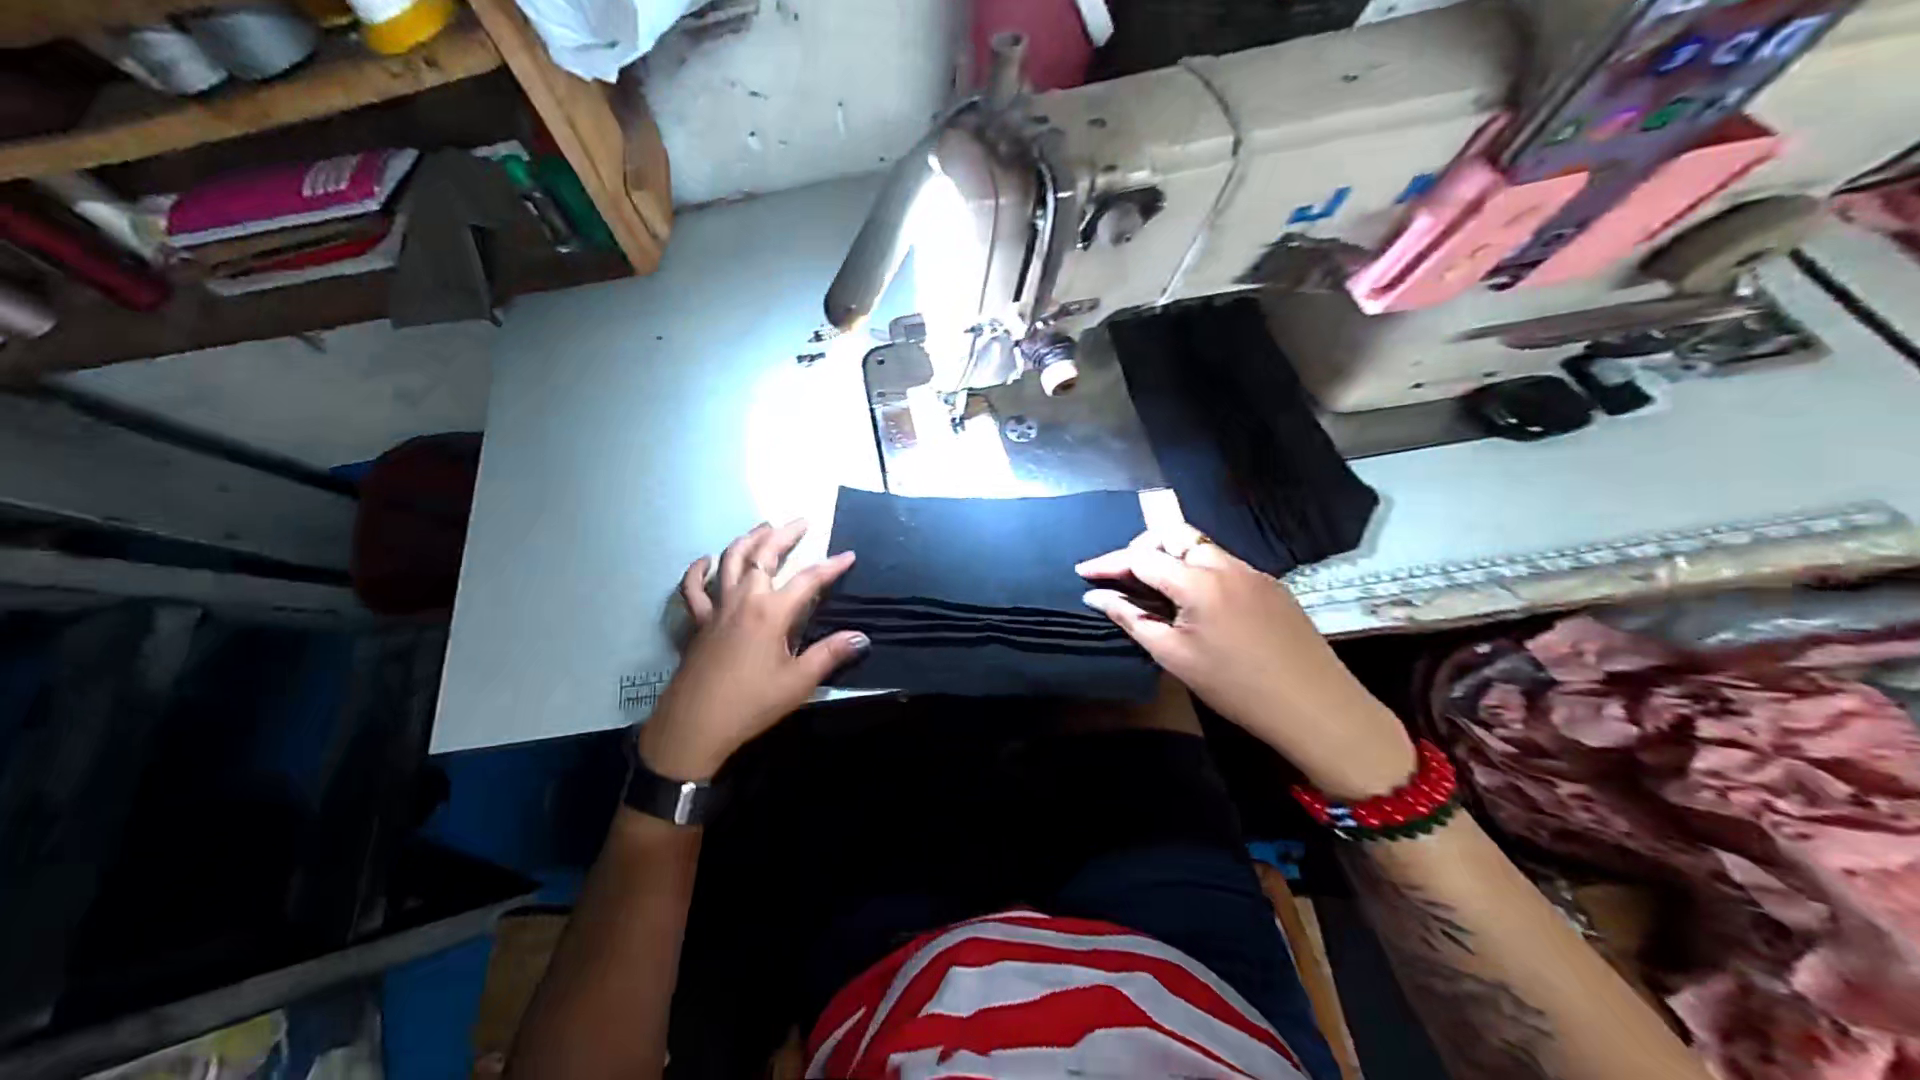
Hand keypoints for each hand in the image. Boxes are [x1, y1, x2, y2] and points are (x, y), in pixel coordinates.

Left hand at [637, 520, 866, 781]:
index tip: (849, 556)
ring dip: (748, 540)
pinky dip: (698, 570)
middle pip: (764, 556)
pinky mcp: (698, 622)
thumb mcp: (798, 682)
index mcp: (771, 612)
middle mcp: (743, 600)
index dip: (831, 566)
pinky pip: (694, 589)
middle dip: (784, 535)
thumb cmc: (751, 703)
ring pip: (730, 561)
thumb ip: (830, 654)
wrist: (695, 725)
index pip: (808, 580)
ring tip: (762, 526)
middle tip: (802, 521)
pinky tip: (706, 560)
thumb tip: (862, 636)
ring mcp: (717, 608)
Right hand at [1078, 526, 1414, 799]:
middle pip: (1174, 535)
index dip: (1108, 563)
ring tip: (1152, 587)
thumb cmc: (1235, 686)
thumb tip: (1097, 597)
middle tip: (1121, 574)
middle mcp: (1225, 564)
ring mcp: (1252, 572)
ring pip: (1201, 547)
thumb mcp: (1174, 656)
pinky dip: (1198, 570)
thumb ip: (1132, 619)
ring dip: (1171, 557)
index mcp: (1198, 581)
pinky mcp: (1270, 585)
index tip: (1083, 573)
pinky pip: (1224, 564)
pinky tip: (1194, 601)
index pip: (1141, 557)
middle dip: (1141, 547)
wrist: (1315, 705)